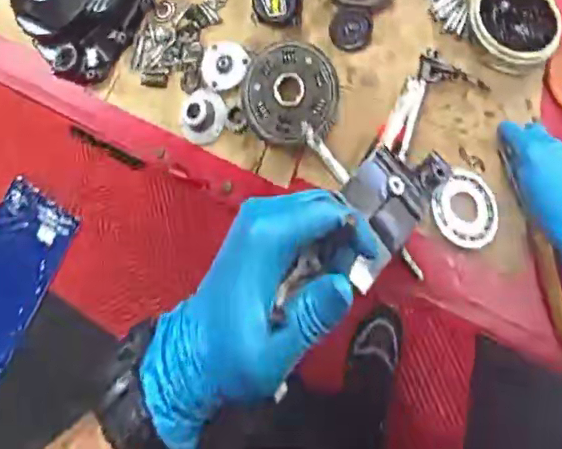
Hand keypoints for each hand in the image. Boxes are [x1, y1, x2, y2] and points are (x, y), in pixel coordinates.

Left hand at [139, 190, 379, 447]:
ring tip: (328, 282)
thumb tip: (345, 284)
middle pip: (321, 202)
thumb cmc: (231, 358)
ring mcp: (256, 216)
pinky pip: (299, 217)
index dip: (356, 230)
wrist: (192, 352)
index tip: (369, 263)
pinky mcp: (256, 226)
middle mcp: (260, 215)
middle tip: (348, 276)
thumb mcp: (275, 354)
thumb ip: (312, 319)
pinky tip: (312, 275)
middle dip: (345, 233)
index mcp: (265, 236)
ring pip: (312, 207)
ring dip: (331, 237)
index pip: (326, 210)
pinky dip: (316, 239)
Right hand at [499, 120, 561, 316]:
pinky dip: (558, 160)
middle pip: (534, 130)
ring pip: (551, 141)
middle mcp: (553, 145)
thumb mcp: (524, 193)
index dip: (505, 135)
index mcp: (532, 151)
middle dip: (525, 139)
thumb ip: (517, 168)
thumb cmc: (550, 221)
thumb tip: (512, 154)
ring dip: (543, 150)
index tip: (501, 144)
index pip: (512, 129)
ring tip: (541, 170)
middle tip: (520, 157)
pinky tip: (559, 179)